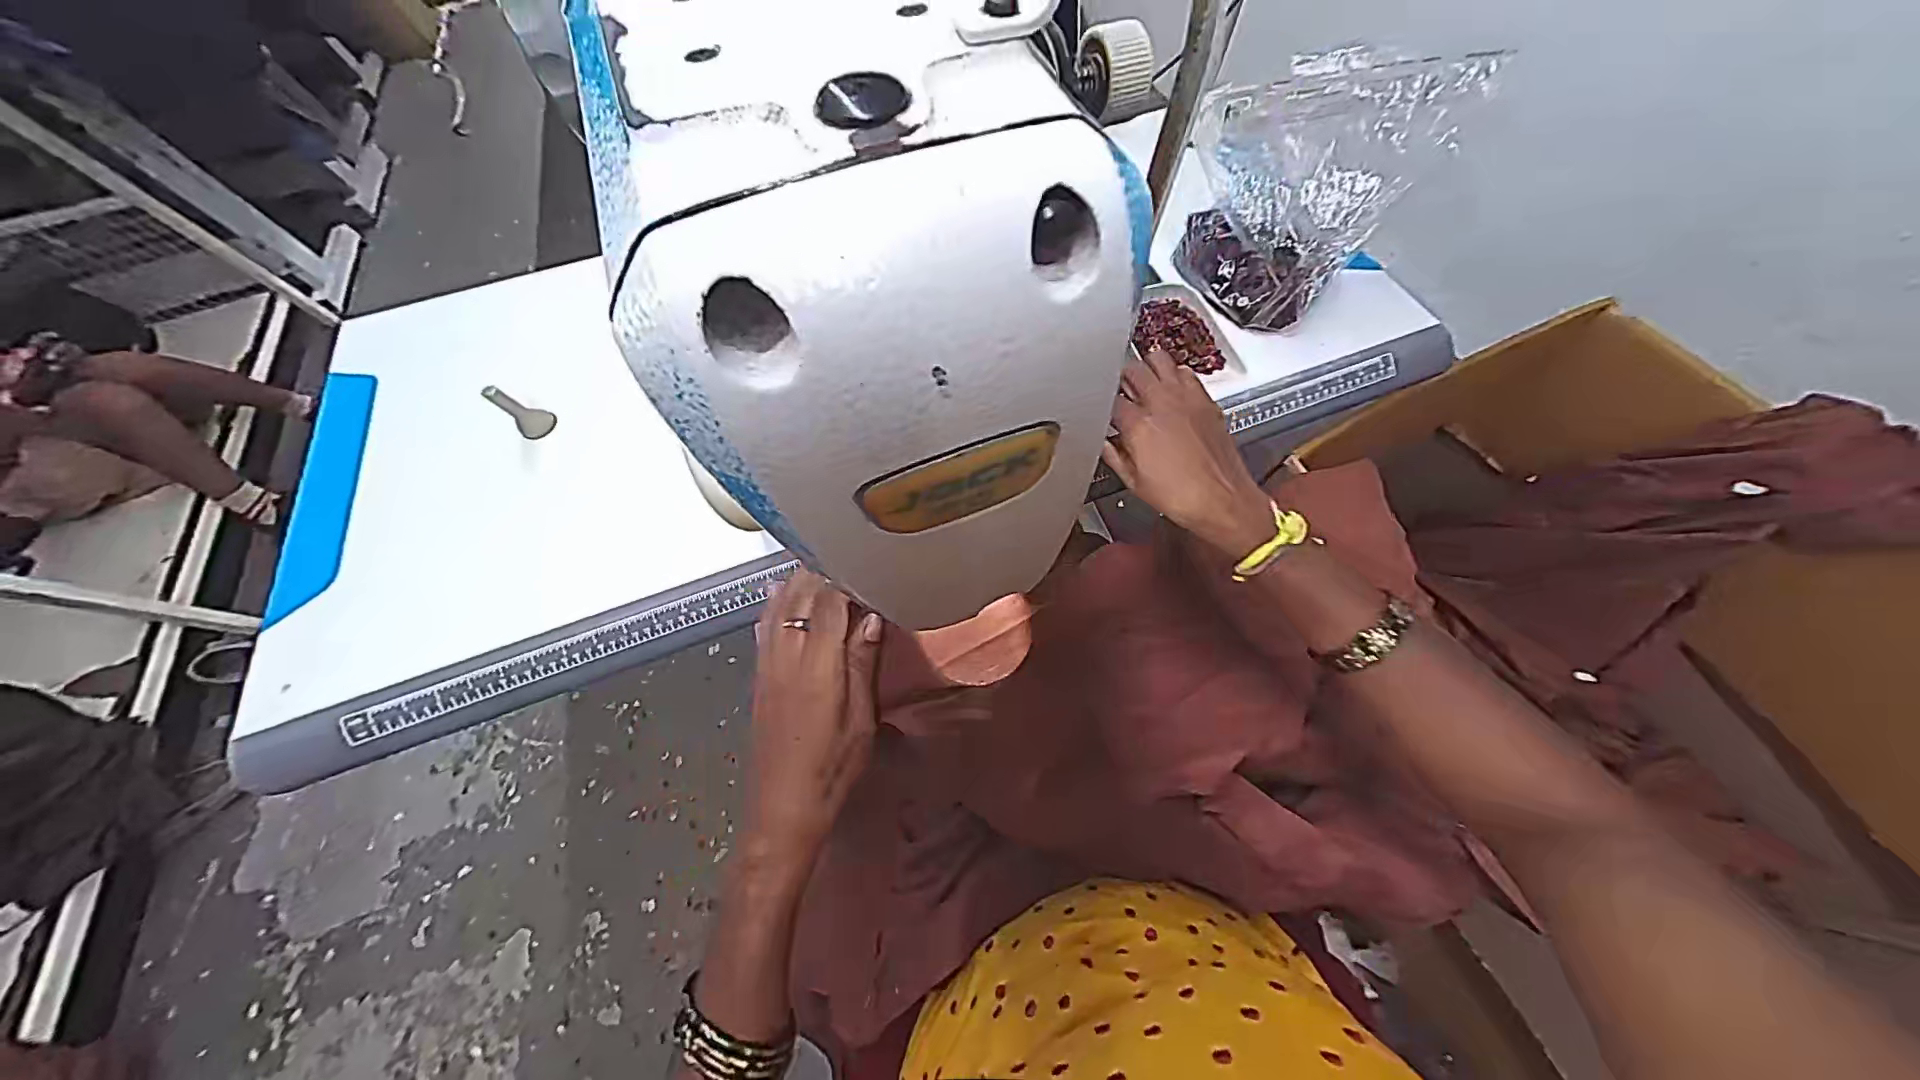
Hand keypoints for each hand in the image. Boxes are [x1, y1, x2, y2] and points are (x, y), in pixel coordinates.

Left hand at [741, 569, 883, 871]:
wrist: (783, 805)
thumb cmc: (833, 766)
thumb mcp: (861, 718)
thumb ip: (862, 662)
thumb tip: (871, 616)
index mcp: (818, 662)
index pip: (830, 600)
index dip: (847, 575)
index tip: (865, 559)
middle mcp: (787, 653)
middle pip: (801, 594)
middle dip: (824, 570)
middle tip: (849, 555)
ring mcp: (768, 662)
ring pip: (779, 604)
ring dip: (799, 580)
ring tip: (821, 563)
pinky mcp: (759, 674)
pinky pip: (765, 624)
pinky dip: (777, 602)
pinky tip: (782, 591)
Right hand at [1103, 346, 1273, 556]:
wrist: (1222, 499)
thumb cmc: (1182, 496)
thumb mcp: (1134, 482)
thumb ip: (1114, 456)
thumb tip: (1105, 444)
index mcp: (1137, 424)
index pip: (1109, 398)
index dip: (1103, 403)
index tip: (1103, 413)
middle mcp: (1161, 403)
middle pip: (1132, 369)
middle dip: (1122, 379)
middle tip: (1121, 392)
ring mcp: (1186, 397)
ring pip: (1160, 360)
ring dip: (1148, 369)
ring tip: (1144, 382)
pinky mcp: (1205, 401)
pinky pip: (1186, 373)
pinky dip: (1175, 375)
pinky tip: (1171, 390)